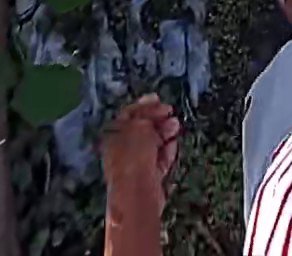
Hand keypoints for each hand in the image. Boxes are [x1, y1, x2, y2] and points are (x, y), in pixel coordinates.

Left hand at [102, 95, 180, 212]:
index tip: (158, 98)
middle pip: (142, 128)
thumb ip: (147, 116)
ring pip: (152, 144)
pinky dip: (167, 151)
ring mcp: (136, 164)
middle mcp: (123, 147)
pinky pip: (159, 160)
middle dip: (157, 118)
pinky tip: (174, 143)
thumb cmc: (134, 154)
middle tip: (170, 111)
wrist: (137, 193)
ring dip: (165, 132)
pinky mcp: (149, 178)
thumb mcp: (140, 126)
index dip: (144, 104)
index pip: (129, 113)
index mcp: (115, 132)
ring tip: (176, 125)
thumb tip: (156, 113)